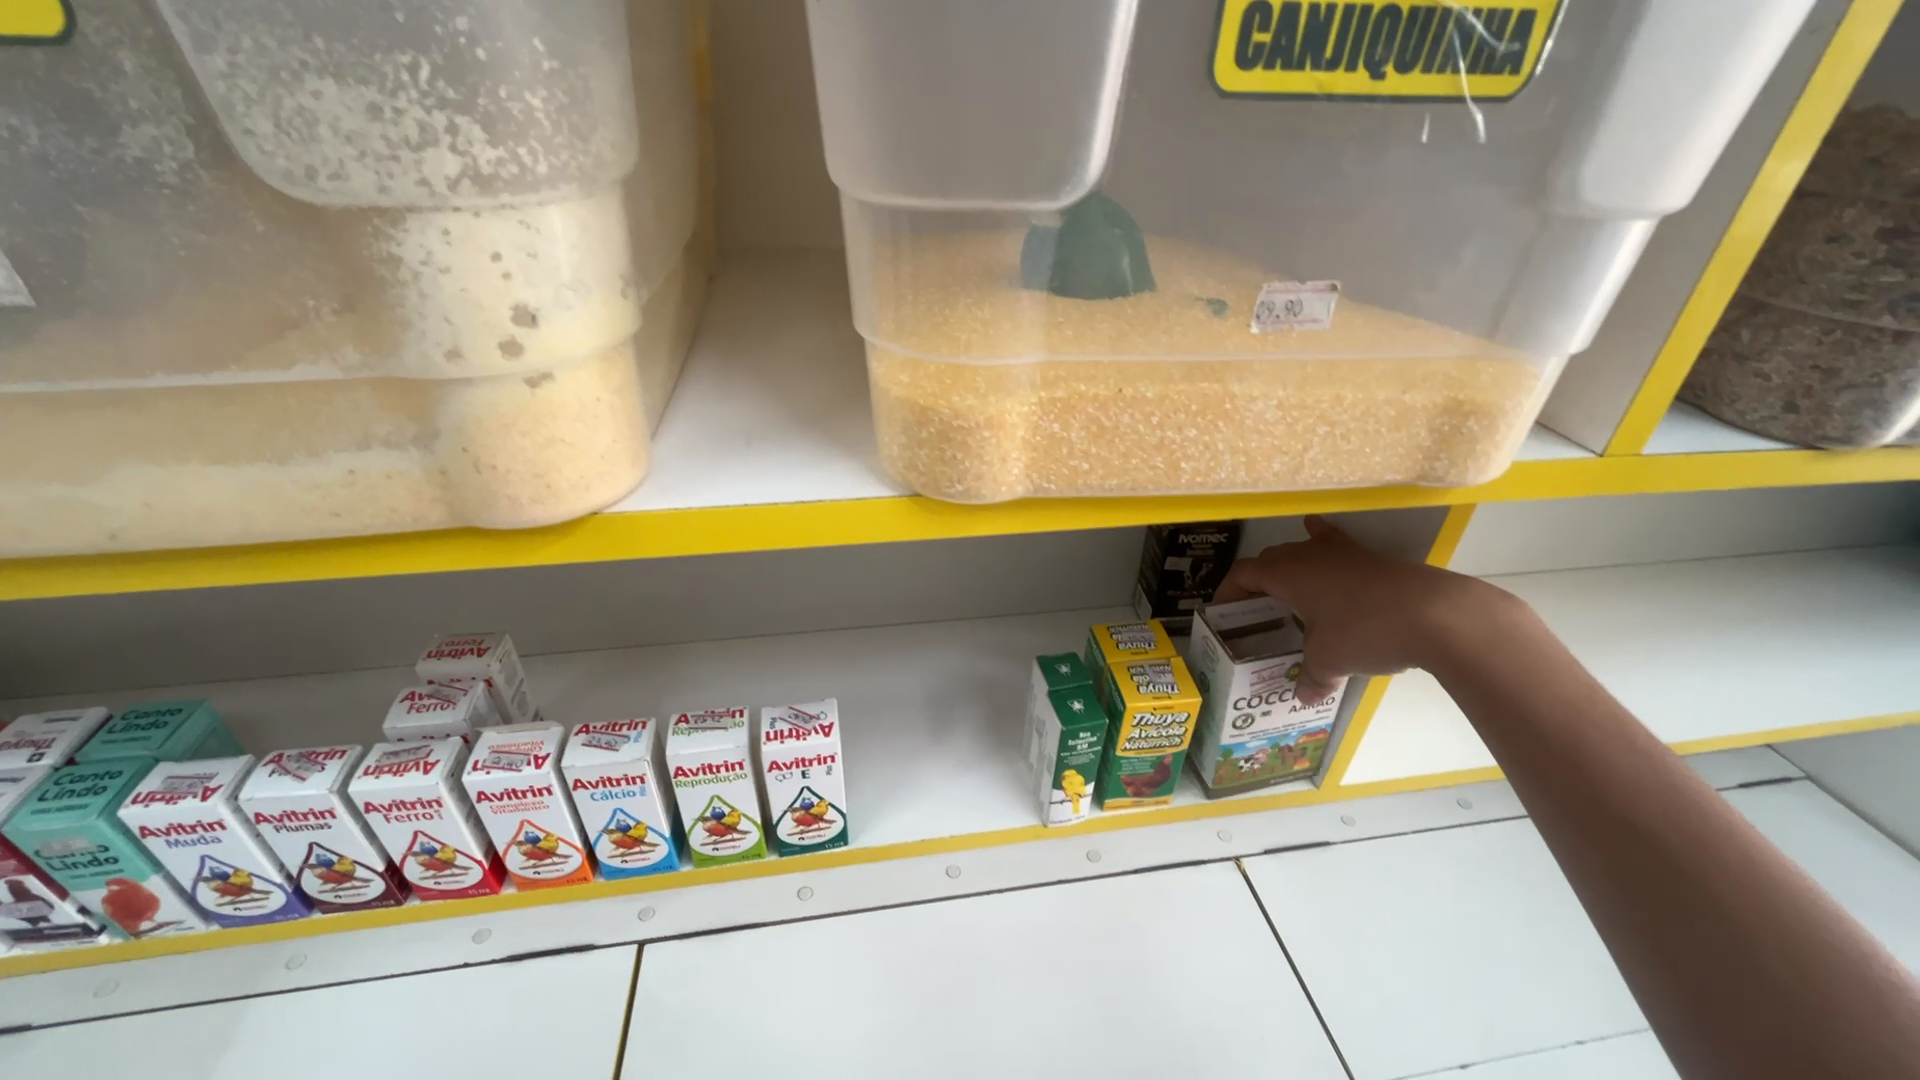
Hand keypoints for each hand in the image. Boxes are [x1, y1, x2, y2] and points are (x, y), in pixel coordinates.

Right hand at [1214, 516, 1515, 703]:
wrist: (1439, 615)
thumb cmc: (1366, 632)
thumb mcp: (1330, 662)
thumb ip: (1311, 679)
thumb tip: (1304, 697)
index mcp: (1288, 575)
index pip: (1244, 573)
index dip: (1228, 591)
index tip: (1222, 612)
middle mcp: (1309, 555)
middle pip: (1270, 559)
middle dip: (1257, 582)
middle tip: (1254, 610)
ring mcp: (1344, 553)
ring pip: (1302, 550)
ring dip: (1288, 567)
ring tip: (1286, 587)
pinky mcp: (1373, 558)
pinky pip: (1336, 545)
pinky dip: (1322, 543)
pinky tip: (1321, 537)